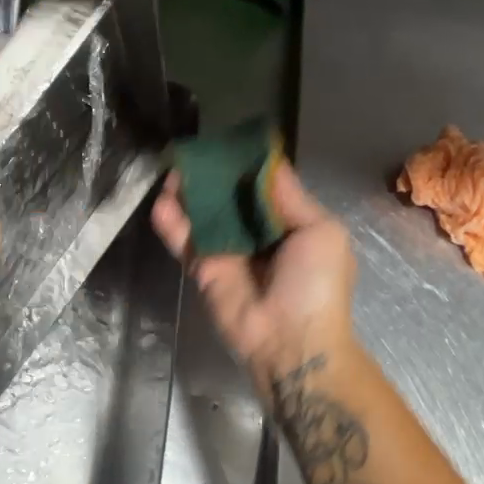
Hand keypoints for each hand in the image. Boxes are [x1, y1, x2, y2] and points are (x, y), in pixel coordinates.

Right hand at [152, 158, 356, 380]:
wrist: (291, 341)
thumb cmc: (316, 284)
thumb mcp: (321, 232)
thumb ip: (289, 197)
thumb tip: (268, 160)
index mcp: (290, 223)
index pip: (262, 187)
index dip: (245, 165)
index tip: (226, 143)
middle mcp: (256, 234)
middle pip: (227, 198)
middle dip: (210, 176)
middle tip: (191, 154)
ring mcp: (226, 251)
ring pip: (202, 215)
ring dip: (187, 194)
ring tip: (172, 172)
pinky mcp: (202, 268)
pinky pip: (184, 241)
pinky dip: (171, 222)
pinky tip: (161, 202)